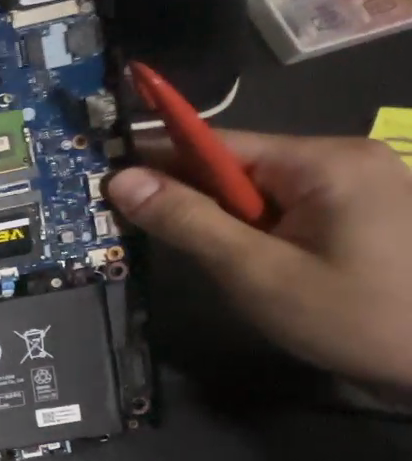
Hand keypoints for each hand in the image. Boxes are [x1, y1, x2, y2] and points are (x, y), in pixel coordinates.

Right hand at [104, 131, 411, 386]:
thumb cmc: (355, 316)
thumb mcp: (253, 271)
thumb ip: (185, 221)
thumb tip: (121, 180)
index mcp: (326, 163)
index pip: (215, 144)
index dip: (153, 161)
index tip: (98, 180)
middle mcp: (346, 161)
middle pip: (234, 166)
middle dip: (184, 196)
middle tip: (129, 228)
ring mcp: (359, 187)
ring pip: (254, 190)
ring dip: (213, 218)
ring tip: (188, 253)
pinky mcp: (361, 214)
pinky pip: (280, 208)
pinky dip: (245, 228)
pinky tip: (233, 258)